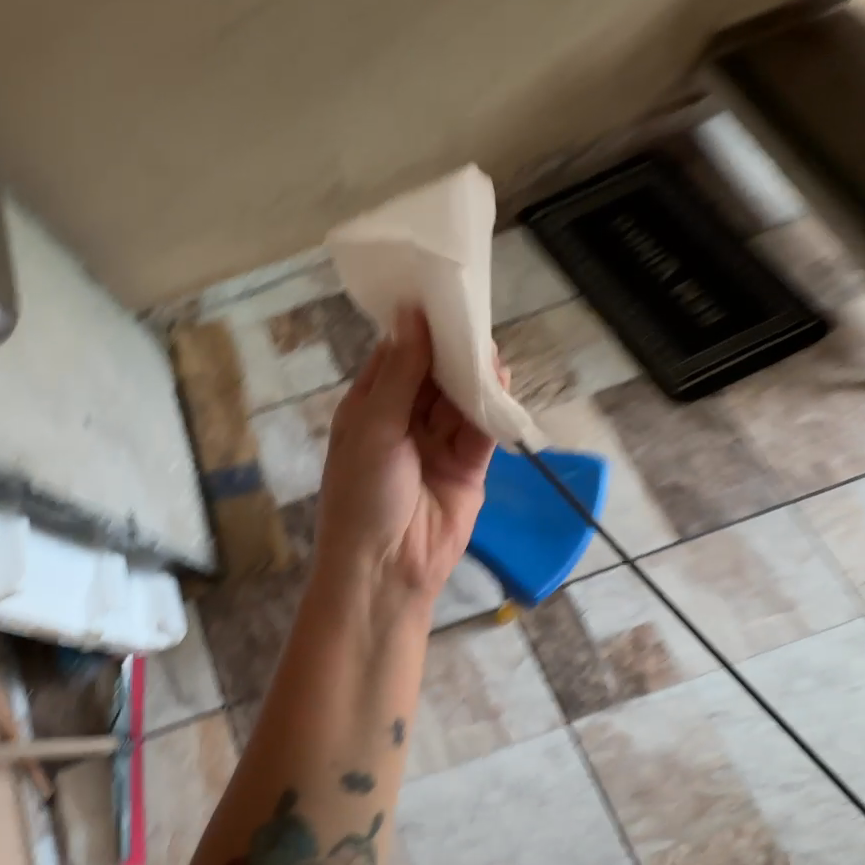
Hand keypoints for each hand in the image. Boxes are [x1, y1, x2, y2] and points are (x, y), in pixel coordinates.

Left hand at [313, 308, 497, 607]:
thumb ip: (399, 374)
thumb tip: (412, 316)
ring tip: (489, 344)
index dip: (416, 330)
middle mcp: (401, 421)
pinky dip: (490, 408)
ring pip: (458, 399)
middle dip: (450, 350)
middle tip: (473, 314)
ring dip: (473, 376)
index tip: (438, 294)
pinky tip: (501, 380)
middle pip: (432, 375)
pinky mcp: (466, 467)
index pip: (395, 358)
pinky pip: (480, 430)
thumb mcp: (373, 428)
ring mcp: (435, 444)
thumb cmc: (362, 494)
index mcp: (368, 409)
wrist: (384, 569)